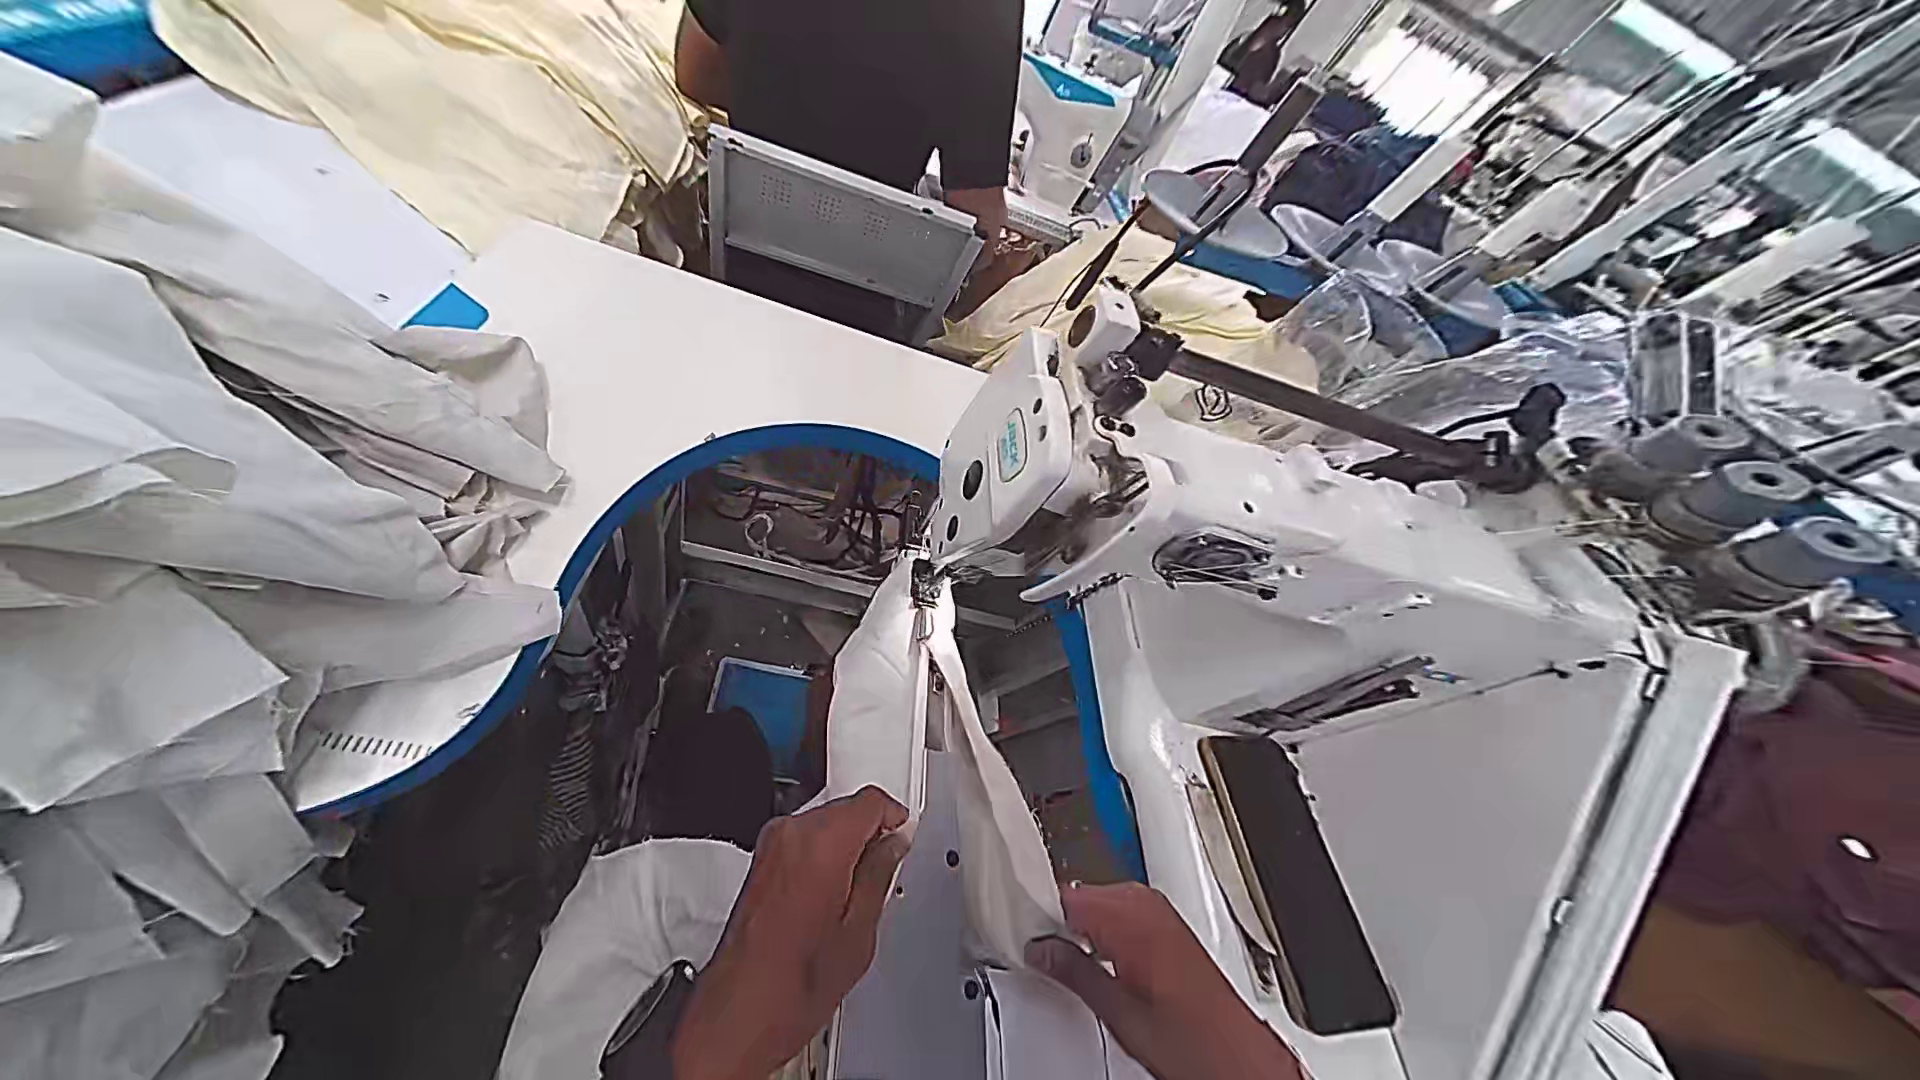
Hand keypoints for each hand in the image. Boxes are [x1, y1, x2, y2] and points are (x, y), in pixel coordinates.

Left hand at [671, 786, 911, 1079]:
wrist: (738, 1012)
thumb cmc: (791, 984)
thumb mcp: (859, 931)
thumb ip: (880, 873)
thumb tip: (893, 845)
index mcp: (822, 844)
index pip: (871, 801)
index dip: (894, 816)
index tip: (902, 832)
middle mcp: (793, 834)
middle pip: (847, 807)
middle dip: (869, 830)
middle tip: (885, 863)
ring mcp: (772, 844)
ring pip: (825, 820)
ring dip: (845, 841)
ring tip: (855, 887)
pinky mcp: (759, 858)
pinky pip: (803, 837)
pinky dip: (821, 851)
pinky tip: (829, 891)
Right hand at [1027, 883, 1304, 1079]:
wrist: (1242, 1058)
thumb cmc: (1196, 1043)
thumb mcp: (1120, 1014)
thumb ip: (1074, 972)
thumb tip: (1040, 949)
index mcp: (1129, 916)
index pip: (1063, 896)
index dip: (1034, 912)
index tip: (1016, 928)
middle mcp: (1143, 902)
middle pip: (1077, 896)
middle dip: (1055, 921)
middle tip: (1035, 950)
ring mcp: (1155, 908)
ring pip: (1095, 901)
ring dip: (1076, 924)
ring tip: (1061, 958)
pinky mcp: (1162, 918)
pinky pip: (1115, 908)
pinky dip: (1098, 926)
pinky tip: (1092, 954)